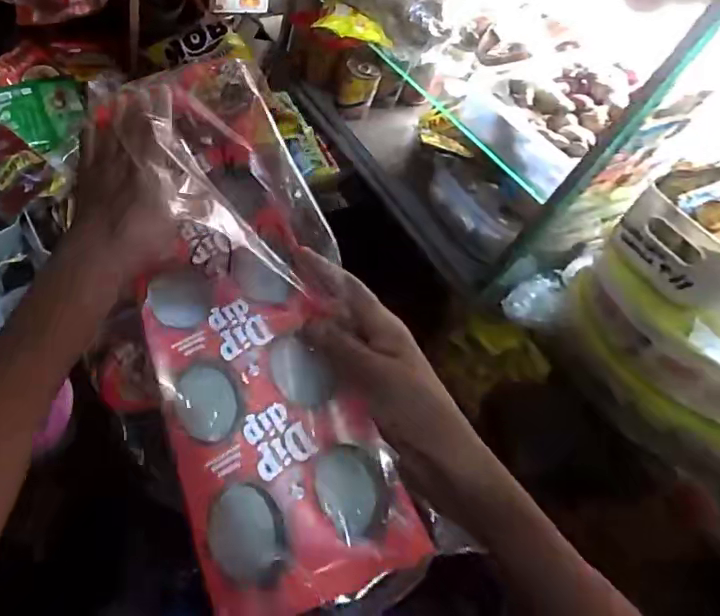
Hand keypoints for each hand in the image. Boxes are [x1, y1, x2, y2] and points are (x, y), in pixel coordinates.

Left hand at [53, 106, 177, 303]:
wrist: (96, 254)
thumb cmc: (141, 241)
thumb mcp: (175, 224)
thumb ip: (189, 206)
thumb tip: (207, 197)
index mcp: (151, 167)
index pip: (157, 131)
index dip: (160, 109)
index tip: (163, 89)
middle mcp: (127, 160)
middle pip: (132, 126)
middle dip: (138, 106)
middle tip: (141, 87)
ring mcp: (102, 167)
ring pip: (109, 132)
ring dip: (114, 113)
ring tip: (118, 96)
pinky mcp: (85, 178)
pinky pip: (86, 148)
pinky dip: (88, 133)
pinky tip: (88, 121)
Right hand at [296, 248, 507, 525]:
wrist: (448, 464)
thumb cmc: (417, 411)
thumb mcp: (375, 374)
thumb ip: (340, 346)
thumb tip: (306, 320)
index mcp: (384, 327)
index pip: (350, 288)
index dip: (324, 270)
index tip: (297, 253)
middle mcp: (378, 342)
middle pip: (340, 313)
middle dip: (310, 301)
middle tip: (273, 295)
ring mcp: (374, 370)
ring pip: (335, 344)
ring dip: (309, 338)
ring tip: (271, 333)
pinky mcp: (369, 396)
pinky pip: (337, 373)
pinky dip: (316, 369)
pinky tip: (290, 376)